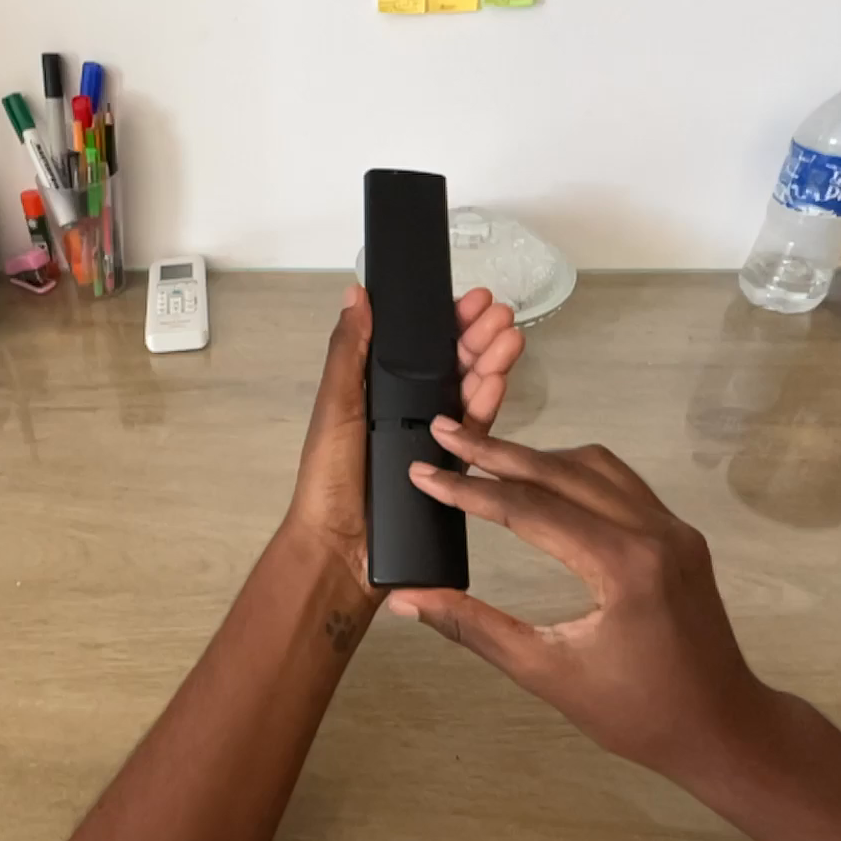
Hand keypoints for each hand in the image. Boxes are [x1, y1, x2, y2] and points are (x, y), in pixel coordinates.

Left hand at [283, 286, 524, 593]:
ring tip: (510, 336)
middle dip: (476, 336)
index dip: (445, 322)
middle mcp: (407, 409)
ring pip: (467, 391)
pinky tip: (500, 379)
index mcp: (377, 391)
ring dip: (490, 362)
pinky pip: (474, 431)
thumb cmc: (330, 474)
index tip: (471, 299)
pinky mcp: (449, 467)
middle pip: (450, 364)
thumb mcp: (335, 405)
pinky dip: (487, 402)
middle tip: (500, 313)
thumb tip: (356, 294)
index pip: (418, 347)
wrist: (341, 546)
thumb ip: (348, 352)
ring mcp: (429, 437)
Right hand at [384, 419, 777, 783]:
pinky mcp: (676, 531)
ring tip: (482, 452)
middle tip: (443, 431)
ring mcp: (670, 526)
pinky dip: (568, 468)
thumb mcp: (544, 672)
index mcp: (621, 565)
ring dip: (533, 454)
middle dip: (493, 450)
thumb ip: (471, 626)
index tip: (421, 474)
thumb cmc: (635, 712)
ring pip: (591, 464)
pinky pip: (616, 479)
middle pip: (557, 470)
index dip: (467, 490)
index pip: (527, 508)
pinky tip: (539, 476)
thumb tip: (404, 600)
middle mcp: (651, 530)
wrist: (726, 730)